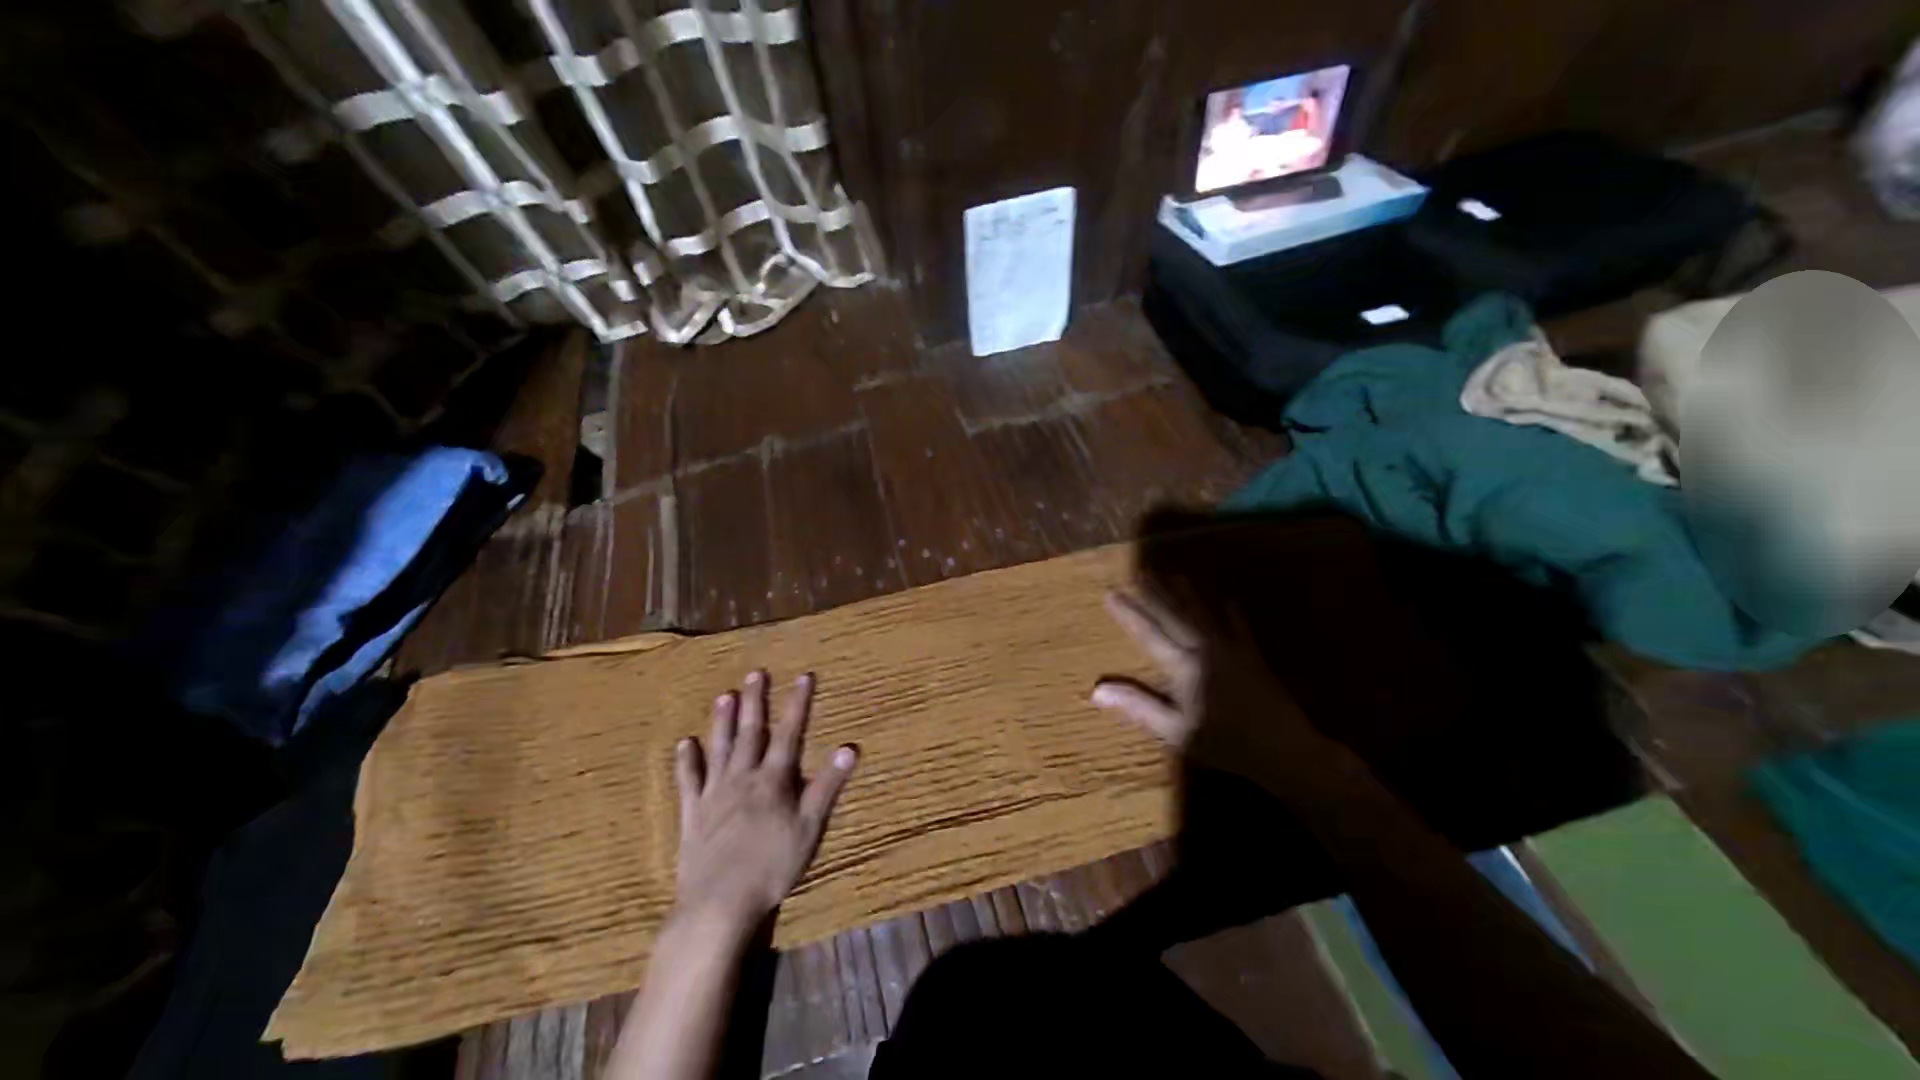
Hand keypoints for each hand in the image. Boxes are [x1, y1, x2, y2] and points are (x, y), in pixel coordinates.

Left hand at [670, 670, 856, 933]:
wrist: (719, 902)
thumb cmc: (772, 867)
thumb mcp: (809, 829)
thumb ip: (827, 787)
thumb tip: (849, 748)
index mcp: (773, 781)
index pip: (789, 733)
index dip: (797, 704)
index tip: (803, 676)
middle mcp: (742, 778)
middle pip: (750, 732)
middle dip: (755, 701)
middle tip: (756, 673)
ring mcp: (714, 794)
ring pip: (719, 748)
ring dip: (723, 721)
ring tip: (725, 695)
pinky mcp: (692, 815)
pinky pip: (688, 781)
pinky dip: (687, 761)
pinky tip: (685, 743)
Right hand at [1090, 588, 1318, 779]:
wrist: (1284, 749)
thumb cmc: (1224, 744)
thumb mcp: (1175, 731)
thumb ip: (1139, 706)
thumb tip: (1096, 690)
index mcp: (1183, 667)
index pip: (1149, 633)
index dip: (1129, 613)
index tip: (1112, 592)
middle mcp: (1205, 650)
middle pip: (1175, 616)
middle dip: (1155, 594)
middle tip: (1140, 572)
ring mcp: (1232, 650)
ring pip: (1204, 615)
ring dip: (1188, 594)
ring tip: (1174, 575)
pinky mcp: (1253, 657)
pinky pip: (1240, 627)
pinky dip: (1232, 612)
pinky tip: (1229, 599)